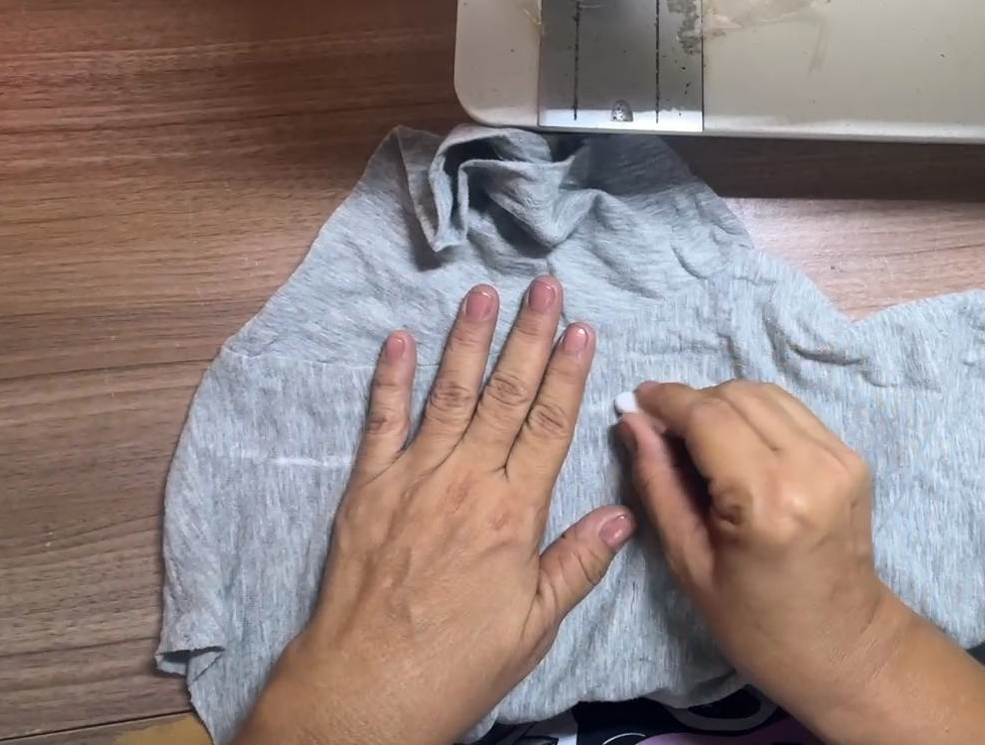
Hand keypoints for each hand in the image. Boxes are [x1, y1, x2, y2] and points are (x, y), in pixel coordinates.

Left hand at [237, 277, 635, 744]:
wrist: (361, 697)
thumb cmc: (457, 663)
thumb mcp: (533, 625)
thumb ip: (578, 563)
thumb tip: (623, 513)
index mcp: (513, 512)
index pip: (549, 425)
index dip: (568, 373)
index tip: (580, 329)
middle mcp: (467, 480)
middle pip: (507, 394)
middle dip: (528, 335)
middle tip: (543, 287)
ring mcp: (414, 476)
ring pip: (451, 393)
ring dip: (469, 339)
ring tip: (483, 293)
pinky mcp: (369, 485)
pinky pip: (382, 421)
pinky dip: (390, 378)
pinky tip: (399, 338)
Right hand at [617, 380, 909, 725]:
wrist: (845, 648)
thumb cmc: (756, 622)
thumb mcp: (688, 561)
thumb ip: (657, 480)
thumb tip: (633, 420)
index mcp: (767, 501)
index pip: (707, 416)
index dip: (666, 400)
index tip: (636, 400)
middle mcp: (810, 466)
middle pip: (735, 395)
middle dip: (692, 402)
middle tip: (664, 429)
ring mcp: (839, 456)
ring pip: (764, 393)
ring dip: (723, 403)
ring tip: (700, 437)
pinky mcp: (851, 456)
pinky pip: (790, 410)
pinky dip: (755, 414)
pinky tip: (739, 444)